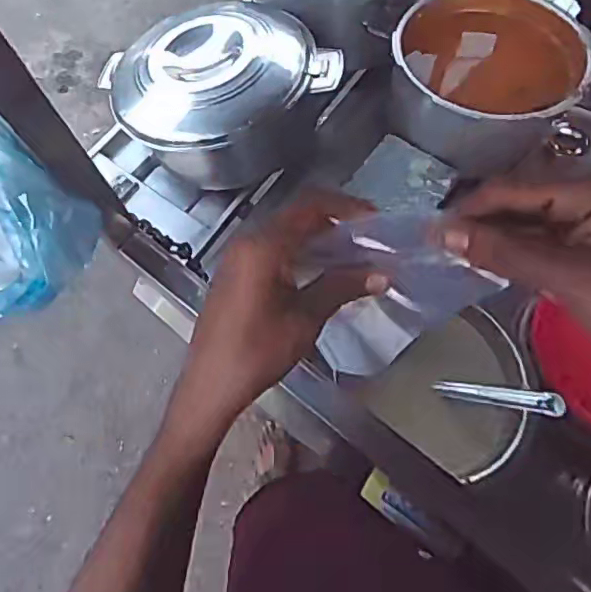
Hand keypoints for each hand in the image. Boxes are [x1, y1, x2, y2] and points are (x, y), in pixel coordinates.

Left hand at [170, 191, 385, 439]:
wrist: (211, 385)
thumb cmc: (255, 353)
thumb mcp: (305, 319)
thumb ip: (341, 287)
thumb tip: (380, 274)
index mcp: (263, 247)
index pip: (309, 207)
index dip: (345, 206)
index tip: (373, 217)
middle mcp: (247, 243)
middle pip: (296, 214)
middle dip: (333, 220)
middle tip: (367, 235)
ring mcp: (237, 256)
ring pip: (284, 230)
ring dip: (317, 235)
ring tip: (350, 251)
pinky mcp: (235, 272)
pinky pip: (272, 246)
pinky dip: (299, 249)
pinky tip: (320, 268)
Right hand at [438, 174, 590, 401]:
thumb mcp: (572, 281)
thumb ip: (507, 253)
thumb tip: (447, 232)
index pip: (521, 188)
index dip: (475, 207)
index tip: (432, 227)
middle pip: (529, 202)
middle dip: (486, 222)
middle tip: (440, 243)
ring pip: (540, 225)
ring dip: (502, 240)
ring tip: (457, 255)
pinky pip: (554, 245)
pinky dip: (525, 255)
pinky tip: (498, 266)